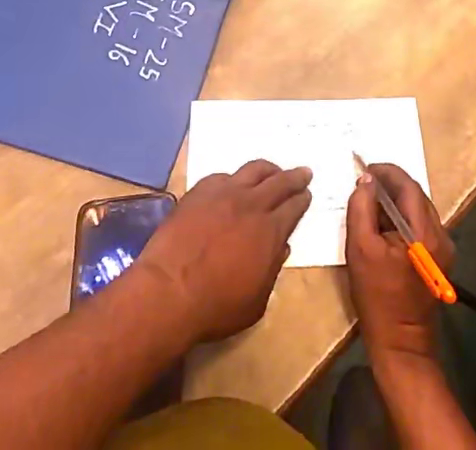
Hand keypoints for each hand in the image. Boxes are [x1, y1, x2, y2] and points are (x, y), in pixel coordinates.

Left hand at [131, 161, 310, 344]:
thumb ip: (272, 270)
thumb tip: (280, 248)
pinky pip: (223, 176)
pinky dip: (235, 178)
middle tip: (303, 172)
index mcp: (271, 231)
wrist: (169, 290)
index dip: (303, 199)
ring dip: (269, 169)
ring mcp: (224, 193)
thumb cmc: (216, 306)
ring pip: (253, 170)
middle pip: (280, 182)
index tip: (307, 194)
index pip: (294, 207)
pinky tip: (234, 183)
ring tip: (273, 170)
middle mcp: (252, 205)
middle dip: (295, 176)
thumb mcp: (257, 301)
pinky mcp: (199, 191)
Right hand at [347, 163, 452, 366]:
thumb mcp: (360, 248)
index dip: (386, 172)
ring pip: (417, 210)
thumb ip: (361, 208)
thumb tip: (365, 181)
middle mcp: (440, 235)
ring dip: (394, 201)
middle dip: (389, 185)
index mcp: (425, 231)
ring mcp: (442, 248)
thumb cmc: (377, 296)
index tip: (364, 168)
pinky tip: (381, 225)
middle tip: (363, 184)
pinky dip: (400, 217)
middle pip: (415, 195)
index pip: (408, 186)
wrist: (400, 343)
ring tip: (368, 203)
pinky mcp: (437, 259)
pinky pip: (419, 226)